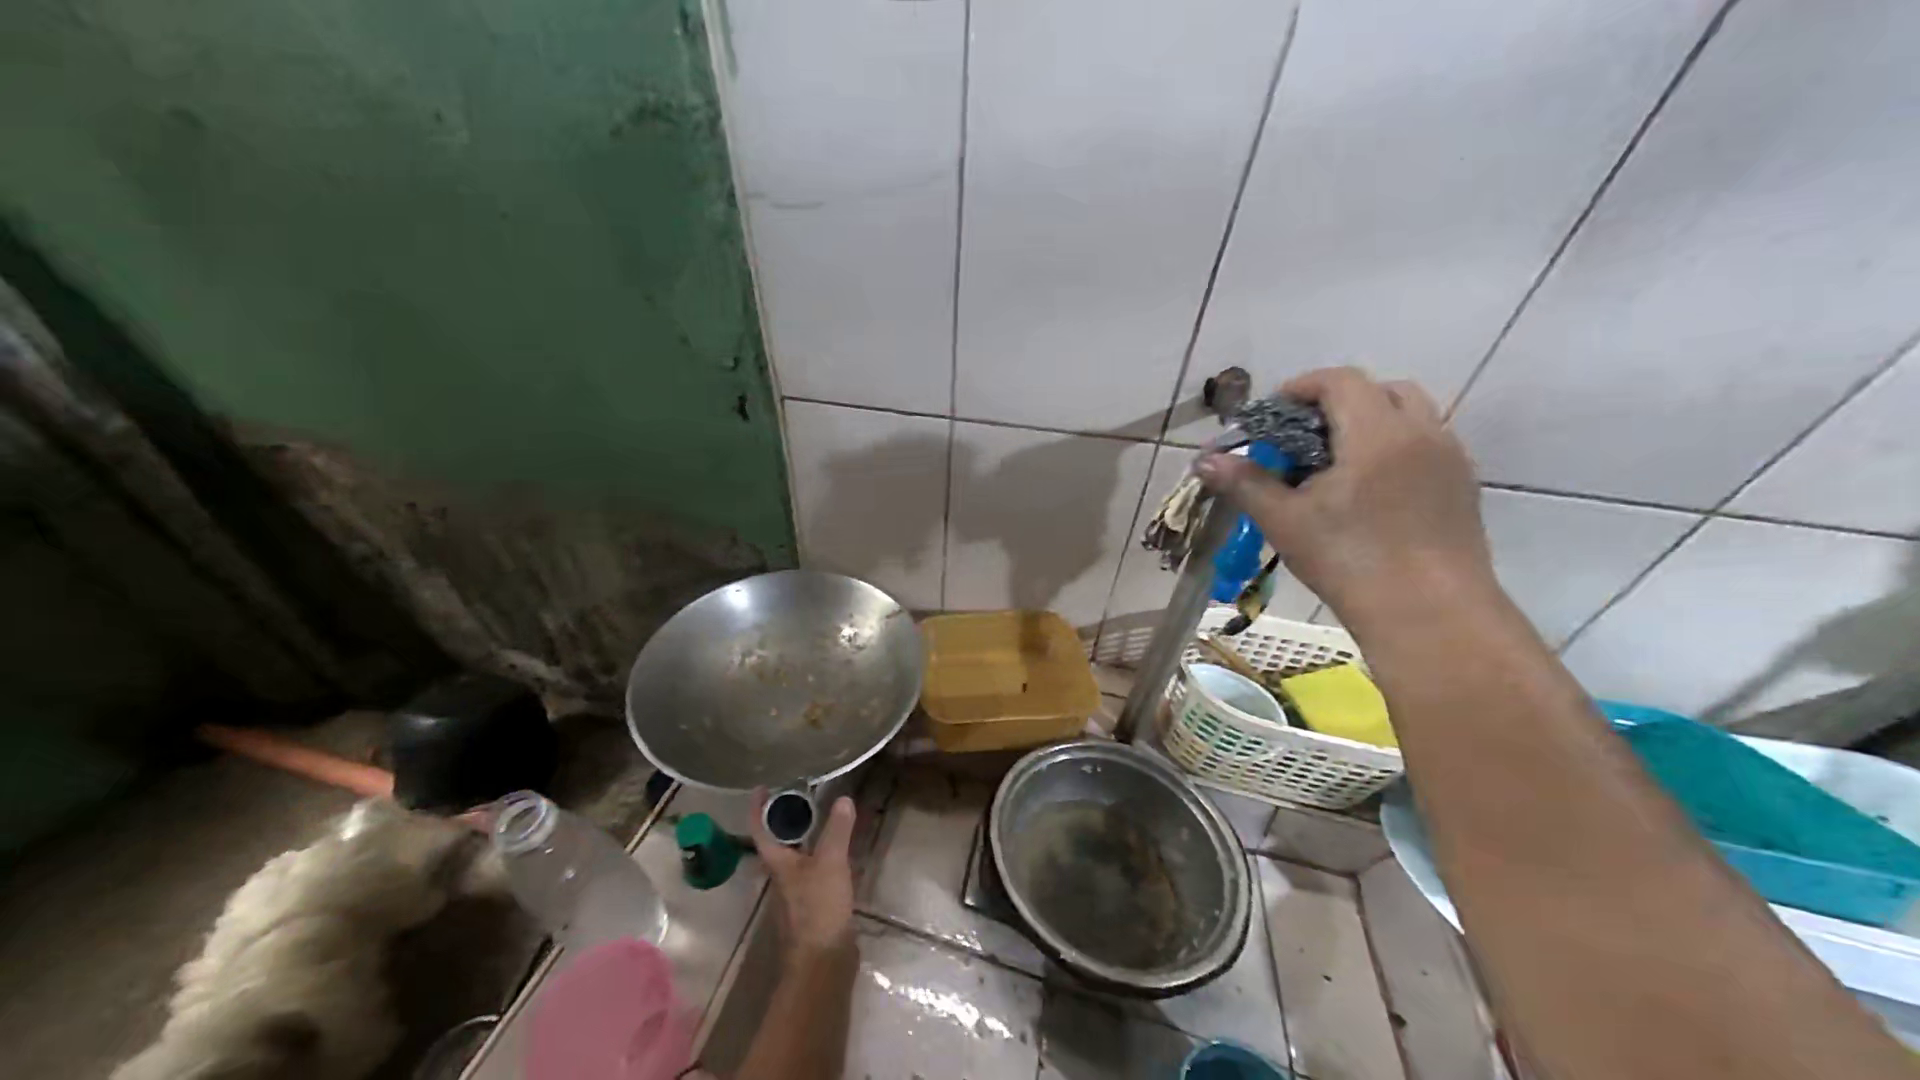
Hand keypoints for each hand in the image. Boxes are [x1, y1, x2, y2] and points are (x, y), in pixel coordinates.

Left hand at [751, 789, 856, 959]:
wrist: (823, 963)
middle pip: (778, 842)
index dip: (758, 807)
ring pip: (797, 856)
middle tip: (804, 795)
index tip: (763, 787)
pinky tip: (841, 852)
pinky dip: (823, 855)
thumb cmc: (818, 909)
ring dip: (807, 836)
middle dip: (786, 819)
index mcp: (777, 863)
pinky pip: (815, 871)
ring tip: (825, 816)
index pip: (760, 829)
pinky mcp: (814, 906)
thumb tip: (843, 799)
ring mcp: (797, 892)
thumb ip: (837, 831)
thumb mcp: (830, 863)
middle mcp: (782, 876)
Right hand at [1196, 367, 1495, 624]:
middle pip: (1382, 389)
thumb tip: (1205, 461)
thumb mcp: (1286, 521)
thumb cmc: (1350, 561)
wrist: (1430, 613)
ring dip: (1370, 423)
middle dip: (1339, 401)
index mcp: (1377, 432)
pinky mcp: (1462, 487)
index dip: (1302, 387)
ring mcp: (1449, 459)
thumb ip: (1246, 482)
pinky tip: (1370, 491)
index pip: (1340, 380)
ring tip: (1337, 462)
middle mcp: (1422, 433)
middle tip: (1304, 436)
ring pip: (1411, 416)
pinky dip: (1394, 448)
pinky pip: (1427, 445)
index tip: (1273, 413)